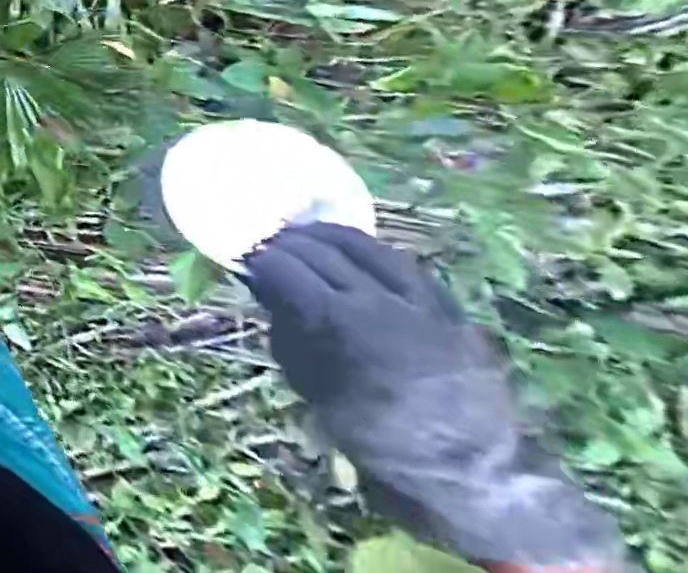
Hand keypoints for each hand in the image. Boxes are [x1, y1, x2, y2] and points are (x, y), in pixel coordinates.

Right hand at [247, 224, 623, 570]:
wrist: (468, 472)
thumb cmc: (367, 430)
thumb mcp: (305, 377)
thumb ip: (286, 323)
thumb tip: (264, 285)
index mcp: (339, 322)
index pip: (283, 267)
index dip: (257, 259)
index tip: (242, 259)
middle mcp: (379, 302)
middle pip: (317, 251)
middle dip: (282, 244)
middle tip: (263, 246)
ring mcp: (421, 302)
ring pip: (361, 245)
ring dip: (322, 237)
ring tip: (300, 238)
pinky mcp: (449, 307)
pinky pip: (400, 262)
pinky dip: (365, 251)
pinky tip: (348, 254)